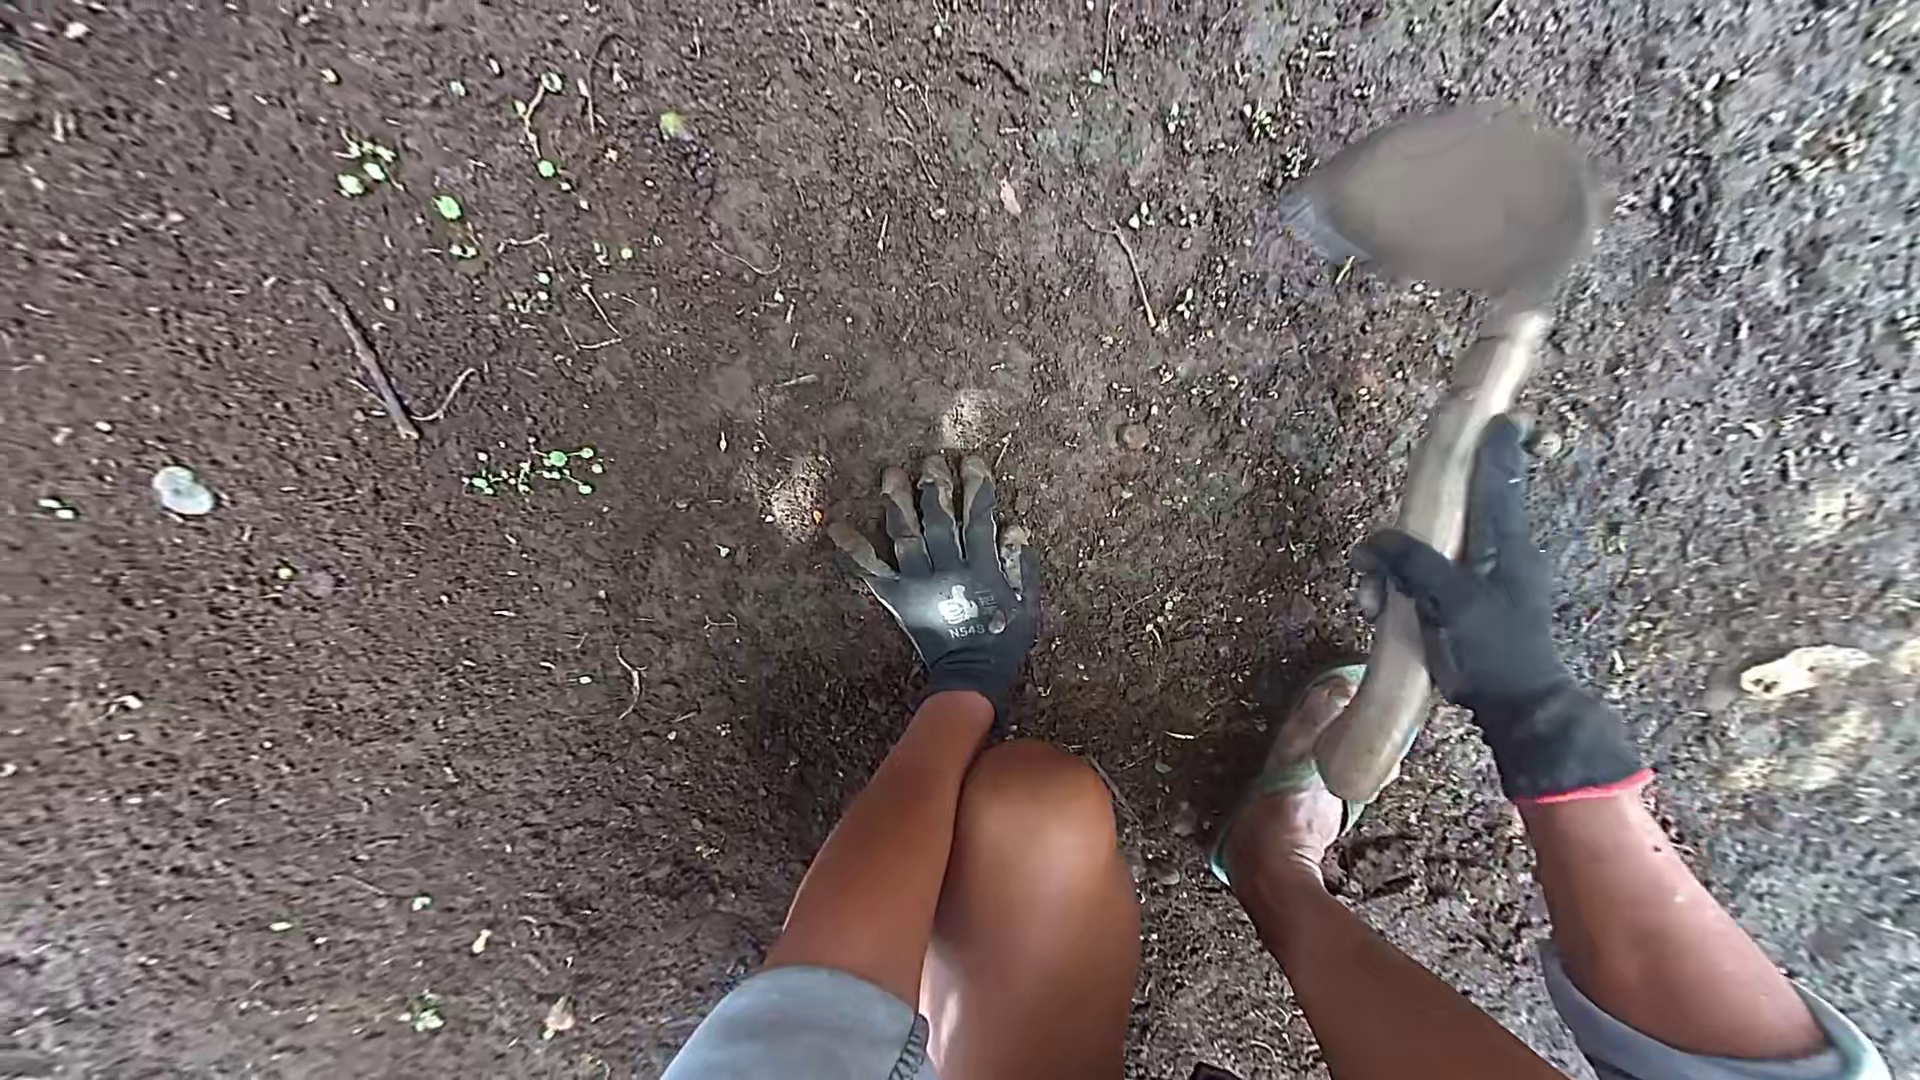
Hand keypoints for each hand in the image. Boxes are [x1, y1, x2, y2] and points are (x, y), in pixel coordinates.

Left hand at [830, 455, 1037, 724]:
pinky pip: (872, 572)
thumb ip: (1020, 565)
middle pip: (939, 521)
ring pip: (906, 536)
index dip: (977, 488)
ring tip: (890, 475)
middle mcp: (948, 570)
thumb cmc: (1003, 637)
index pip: (979, 519)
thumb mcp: (1026, 604)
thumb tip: (1013, 527)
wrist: (970, 673)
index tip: (972, 462)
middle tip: (930, 460)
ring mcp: (919, 582)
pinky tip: (837, 527)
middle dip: (935, 488)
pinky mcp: (898, 596)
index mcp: (981, 569)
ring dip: (898, 504)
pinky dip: (853, 550)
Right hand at [1355, 417, 1647, 802]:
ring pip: (1416, 556)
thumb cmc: (1493, 648)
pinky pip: (1412, 583)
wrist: (1514, 704)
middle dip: (1398, 543)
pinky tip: (1379, 614)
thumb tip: (1372, 542)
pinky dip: (1391, 595)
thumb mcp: (1451, 601)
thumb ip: (1414, 563)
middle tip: (1372, 569)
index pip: (1498, 486)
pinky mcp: (1455, 603)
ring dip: (1387, 578)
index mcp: (1505, 547)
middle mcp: (1491, 555)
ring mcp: (1472, 580)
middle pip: (1437, 522)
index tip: (1502, 418)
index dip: (1496, 451)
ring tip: (1372, 605)